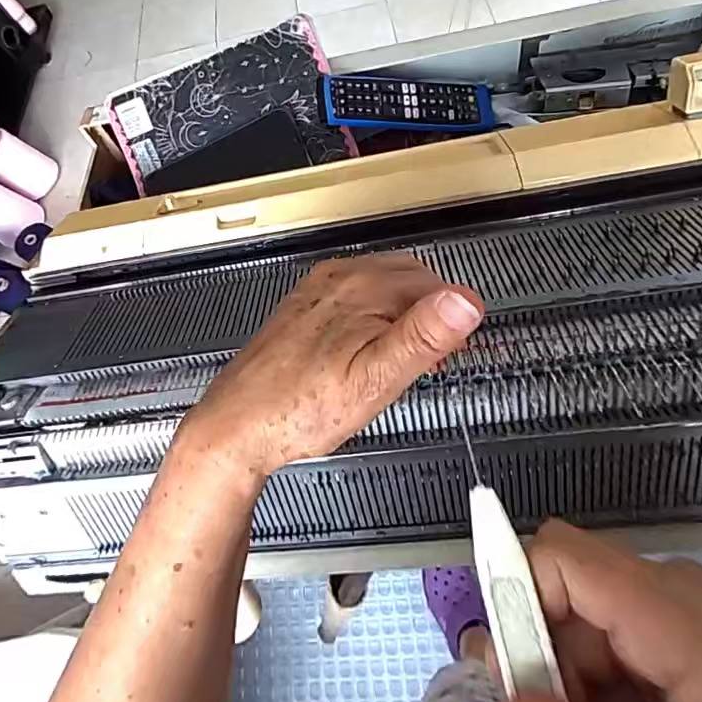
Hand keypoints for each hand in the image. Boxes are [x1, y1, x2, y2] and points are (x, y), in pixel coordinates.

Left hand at [175, 255, 483, 481]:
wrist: (237, 424)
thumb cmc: (298, 409)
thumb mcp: (376, 379)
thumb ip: (423, 336)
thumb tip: (464, 302)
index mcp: (365, 287)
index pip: (436, 287)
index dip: (453, 323)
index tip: (453, 353)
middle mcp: (341, 277)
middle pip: (412, 280)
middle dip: (430, 315)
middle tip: (432, 359)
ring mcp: (321, 288)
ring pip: (385, 286)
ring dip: (404, 314)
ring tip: (402, 359)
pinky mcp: (307, 304)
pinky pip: (357, 295)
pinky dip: (375, 315)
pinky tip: (366, 349)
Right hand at [508, 521, 701, 701]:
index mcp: (676, 608)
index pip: (560, 555)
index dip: (515, 598)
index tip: (501, 677)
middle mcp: (682, 595)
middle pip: (571, 597)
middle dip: (547, 665)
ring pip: (600, 632)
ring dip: (583, 692)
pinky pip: (639, 655)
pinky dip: (619, 701)